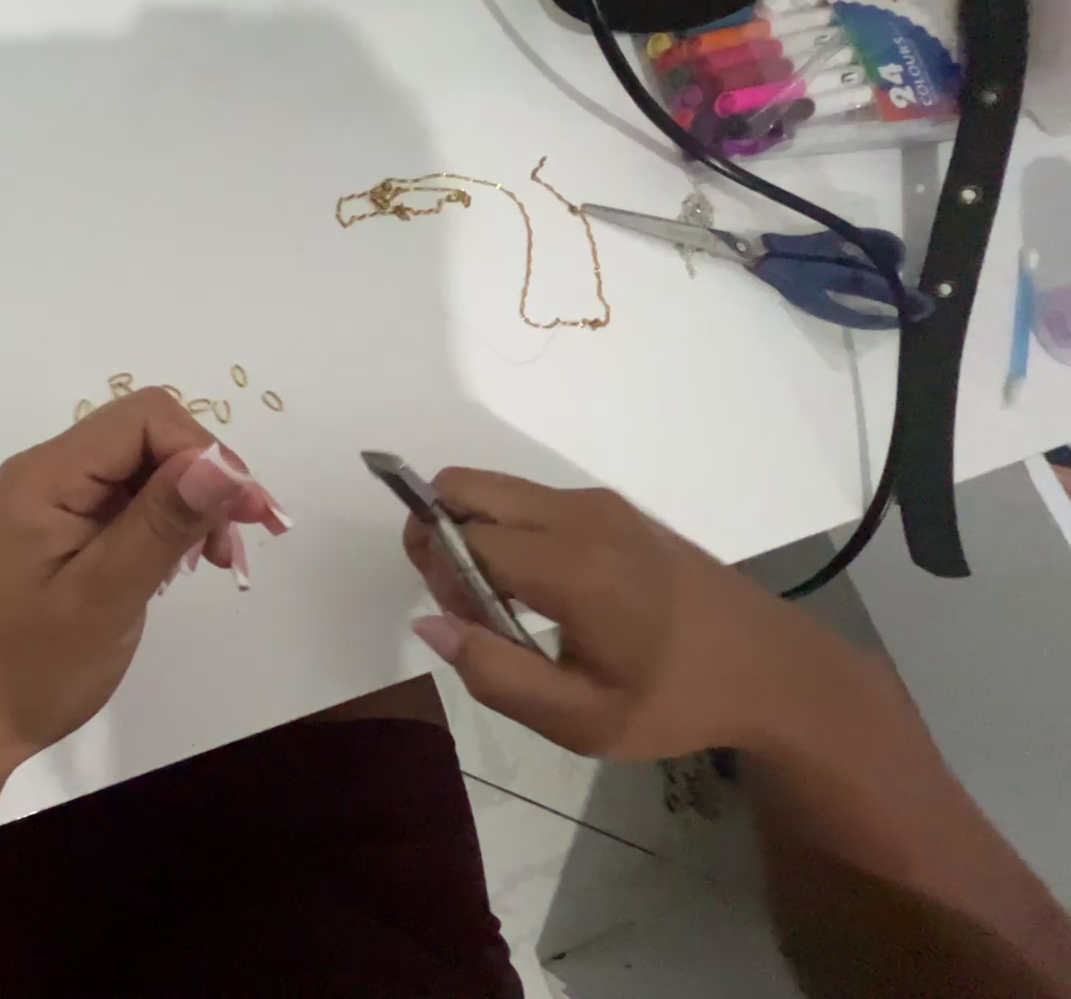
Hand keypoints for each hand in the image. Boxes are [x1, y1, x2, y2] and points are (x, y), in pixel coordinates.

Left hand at [0, 389, 289, 768]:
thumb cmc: (34, 668)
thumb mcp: (104, 596)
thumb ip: (162, 524)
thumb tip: (223, 465)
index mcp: (46, 475)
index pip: (143, 419)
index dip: (203, 452)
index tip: (247, 512)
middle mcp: (50, 472)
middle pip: (148, 437)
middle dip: (204, 478)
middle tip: (233, 543)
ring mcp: (59, 499)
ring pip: (147, 468)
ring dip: (193, 503)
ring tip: (214, 559)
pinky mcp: (71, 526)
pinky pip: (134, 501)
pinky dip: (171, 523)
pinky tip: (185, 562)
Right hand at [404, 469, 845, 760]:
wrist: (780, 672)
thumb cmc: (676, 702)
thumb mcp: (580, 720)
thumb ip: (493, 674)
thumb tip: (427, 621)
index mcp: (575, 567)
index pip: (459, 535)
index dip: (441, 575)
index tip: (467, 620)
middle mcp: (580, 516)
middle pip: (461, 487)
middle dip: (435, 534)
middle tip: (462, 594)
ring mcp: (597, 503)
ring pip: (487, 488)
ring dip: (467, 531)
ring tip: (502, 595)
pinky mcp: (608, 504)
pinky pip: (521, 497)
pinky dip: (499, 527)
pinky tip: (535, 583)